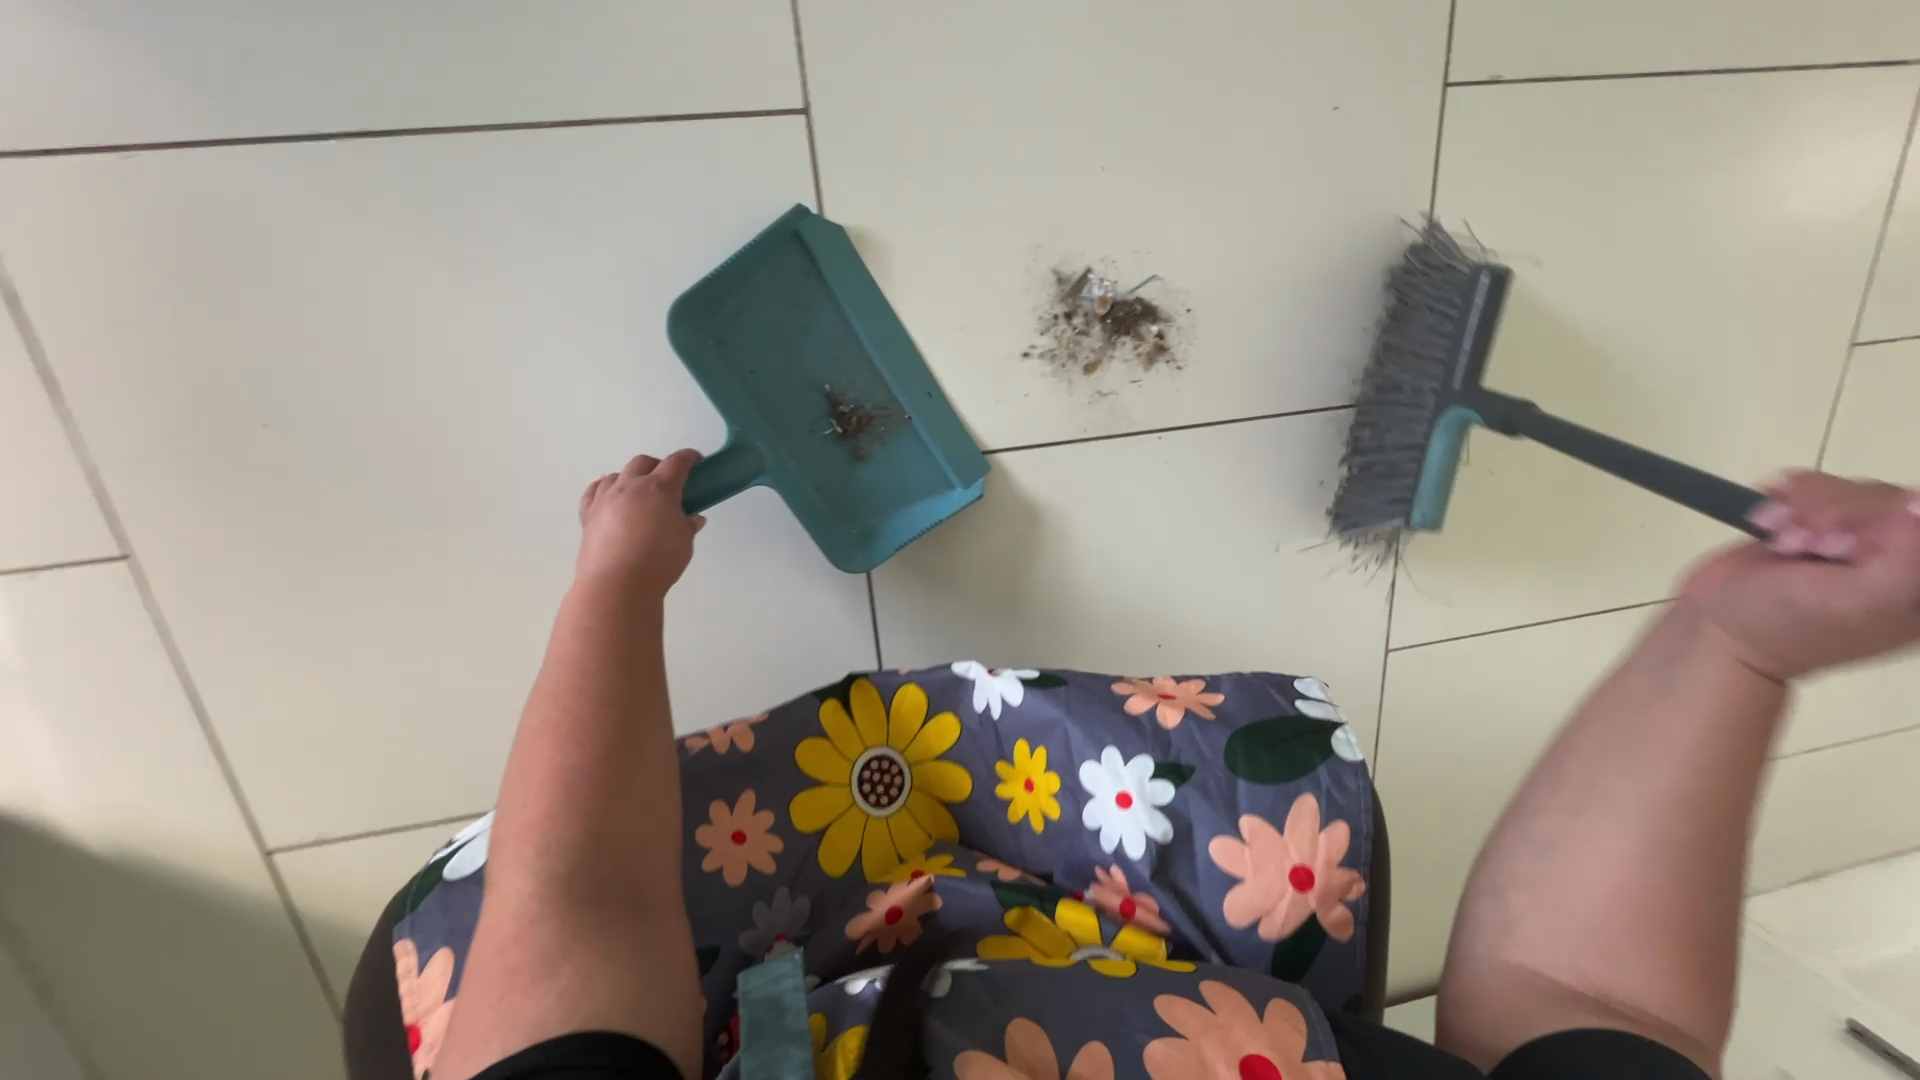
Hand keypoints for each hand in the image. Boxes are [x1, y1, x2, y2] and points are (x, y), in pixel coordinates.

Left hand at [576, 450, 704, 597]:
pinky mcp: (588, 513)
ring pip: (617, 474)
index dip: (689, 458)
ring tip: (639, 493)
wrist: (617, 585)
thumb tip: (692, 518)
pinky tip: (611, 497)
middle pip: (643, 462)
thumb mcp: (684, 543)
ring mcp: (605, 498)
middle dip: (658, 465)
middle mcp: (631, 486)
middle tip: (669, 482)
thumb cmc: (658, 562)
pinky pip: (595, 490)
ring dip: (631, 477)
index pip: (677, 463)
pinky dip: (606, 488)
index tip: (696, 460)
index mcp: (659, 489)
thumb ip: (688, 526)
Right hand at [1679, 471, 1919, 680]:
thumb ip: (1905, 562)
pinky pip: (1817, 486)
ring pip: (1853, 488)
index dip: (1885, 513)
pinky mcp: (1812, 527)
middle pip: (1893, 498)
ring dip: (1805, 504)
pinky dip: (1786, 495)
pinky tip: (1767, 521)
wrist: (1712, 631)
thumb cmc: (1782, 625)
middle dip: (1836, 509)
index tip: (1834, 534)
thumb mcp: (1856, 602)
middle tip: (1795, 540)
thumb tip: (1919, 505)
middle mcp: (1898, 556)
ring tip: (1775, 535)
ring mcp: (1853, 540)